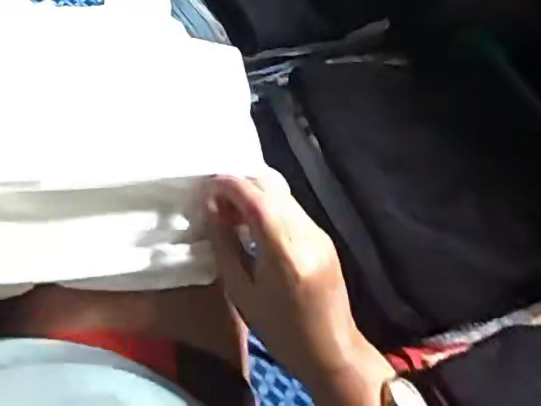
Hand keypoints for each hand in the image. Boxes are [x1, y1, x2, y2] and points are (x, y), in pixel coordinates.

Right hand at [206, 176, 391, 405]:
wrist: (334, 354)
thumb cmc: (282, 331)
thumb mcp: (242, 294)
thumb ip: (224, 244)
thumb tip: (210, 206)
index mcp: (285, 252)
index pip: (255, 199)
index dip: (228, 185)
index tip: (206, 187)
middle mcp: (306, 234)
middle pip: (269, 187)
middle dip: (239, 184)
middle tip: (216, 199)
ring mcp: (318, 232)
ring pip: (280, 192)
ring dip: (253, 192)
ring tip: (232, 210)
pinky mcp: (323, 236)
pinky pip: (290, 206)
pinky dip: (267, 204)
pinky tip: (254, 222)